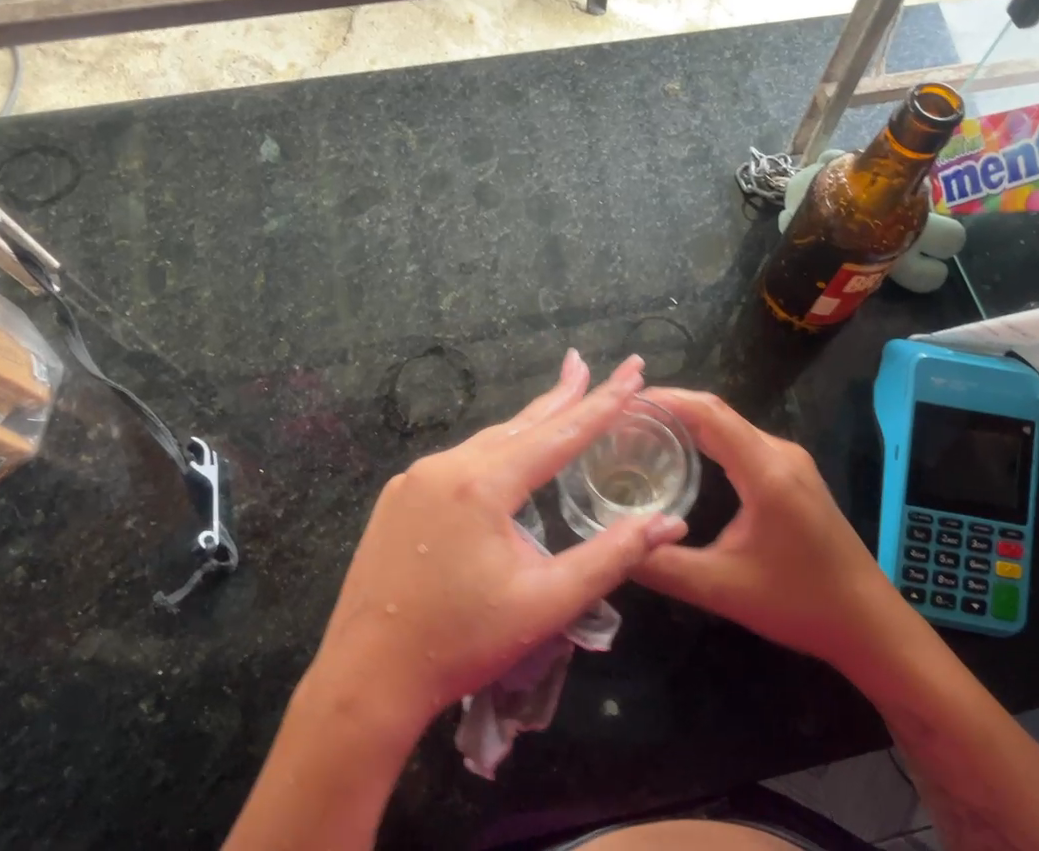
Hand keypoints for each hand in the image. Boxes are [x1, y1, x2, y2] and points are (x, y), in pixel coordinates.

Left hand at [307, 352, 688, 733]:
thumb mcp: (548, 602)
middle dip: (561, 395)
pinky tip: (505, 460)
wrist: (369, 676)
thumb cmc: (463, 643)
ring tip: (560, 403)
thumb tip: (670, 523)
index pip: (559, 434)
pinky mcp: (397, 500)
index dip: (602, 403)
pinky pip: (458, 464)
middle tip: (588, 362)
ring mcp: (413, 481)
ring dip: (527, 426)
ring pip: (486, 444)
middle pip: (519, 426)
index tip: (633, 371)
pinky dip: (493, 453)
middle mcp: (444, 468)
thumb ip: (612, 556)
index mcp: (482, 485)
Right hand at [630, 388, 896, 669]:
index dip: (662, 399)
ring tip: (637, 435)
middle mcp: (780, 454)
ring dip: (685, 425)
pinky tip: (680, 458)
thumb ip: (660, 565)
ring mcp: (791, 463)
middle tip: (616, 423)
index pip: (707, 413)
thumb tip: (608, 545)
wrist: (867, 623)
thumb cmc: (798, 603)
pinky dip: (706, 442)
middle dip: (665, 409)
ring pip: (729, 428)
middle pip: (716, 413)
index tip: (618, 404)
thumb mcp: (720, 587)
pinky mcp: (793, 478)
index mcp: (766, 470)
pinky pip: (742, 445)